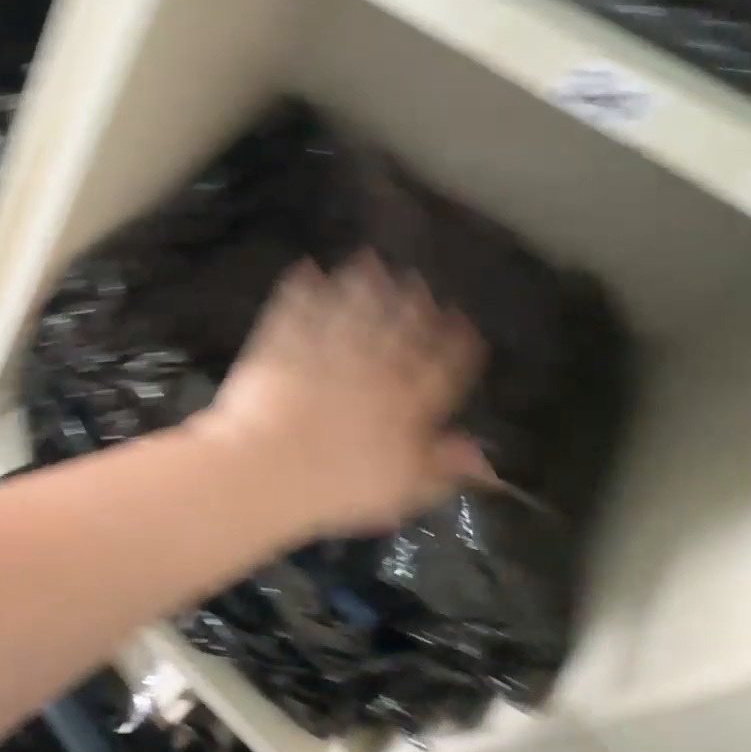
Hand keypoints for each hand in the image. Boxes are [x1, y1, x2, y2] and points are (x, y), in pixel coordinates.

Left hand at [188, 253, 491, 538]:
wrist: (265, 468)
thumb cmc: (335, 490)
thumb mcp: (402, 490)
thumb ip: (443, 468)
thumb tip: (485, 458)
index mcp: (405, 406)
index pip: (441, 369)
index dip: (454, 343)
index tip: (461, 320)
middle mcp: (369, 371)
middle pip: (397, 330)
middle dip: (410, 302)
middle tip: (417, 279)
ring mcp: (323, 353)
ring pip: (349, 312)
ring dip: (361, 284)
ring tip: (369, 261)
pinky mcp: (279, 346)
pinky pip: (294, 311)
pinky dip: (302, 289)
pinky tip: (307, 269)